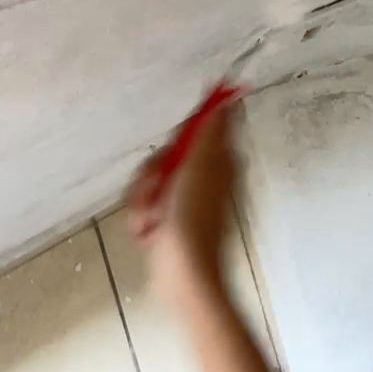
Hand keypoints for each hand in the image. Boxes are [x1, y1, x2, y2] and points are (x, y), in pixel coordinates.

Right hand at [127, 98, 236, 304]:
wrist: (182, 273)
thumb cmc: (194, 218)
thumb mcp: (204, 164)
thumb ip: (212, 129)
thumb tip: (230, 98)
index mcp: (218, 162)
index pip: (200, 129)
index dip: (182, 134)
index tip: (174, 148)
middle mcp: (202, 178)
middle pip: (167, 153)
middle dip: (154, 171)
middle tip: (159, 187)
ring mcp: (182, 200)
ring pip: (150, 178)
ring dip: (145, 197)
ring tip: (153, 217)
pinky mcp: (165, 220)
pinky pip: (143, 203)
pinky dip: (142, 216)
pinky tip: (149, 230)